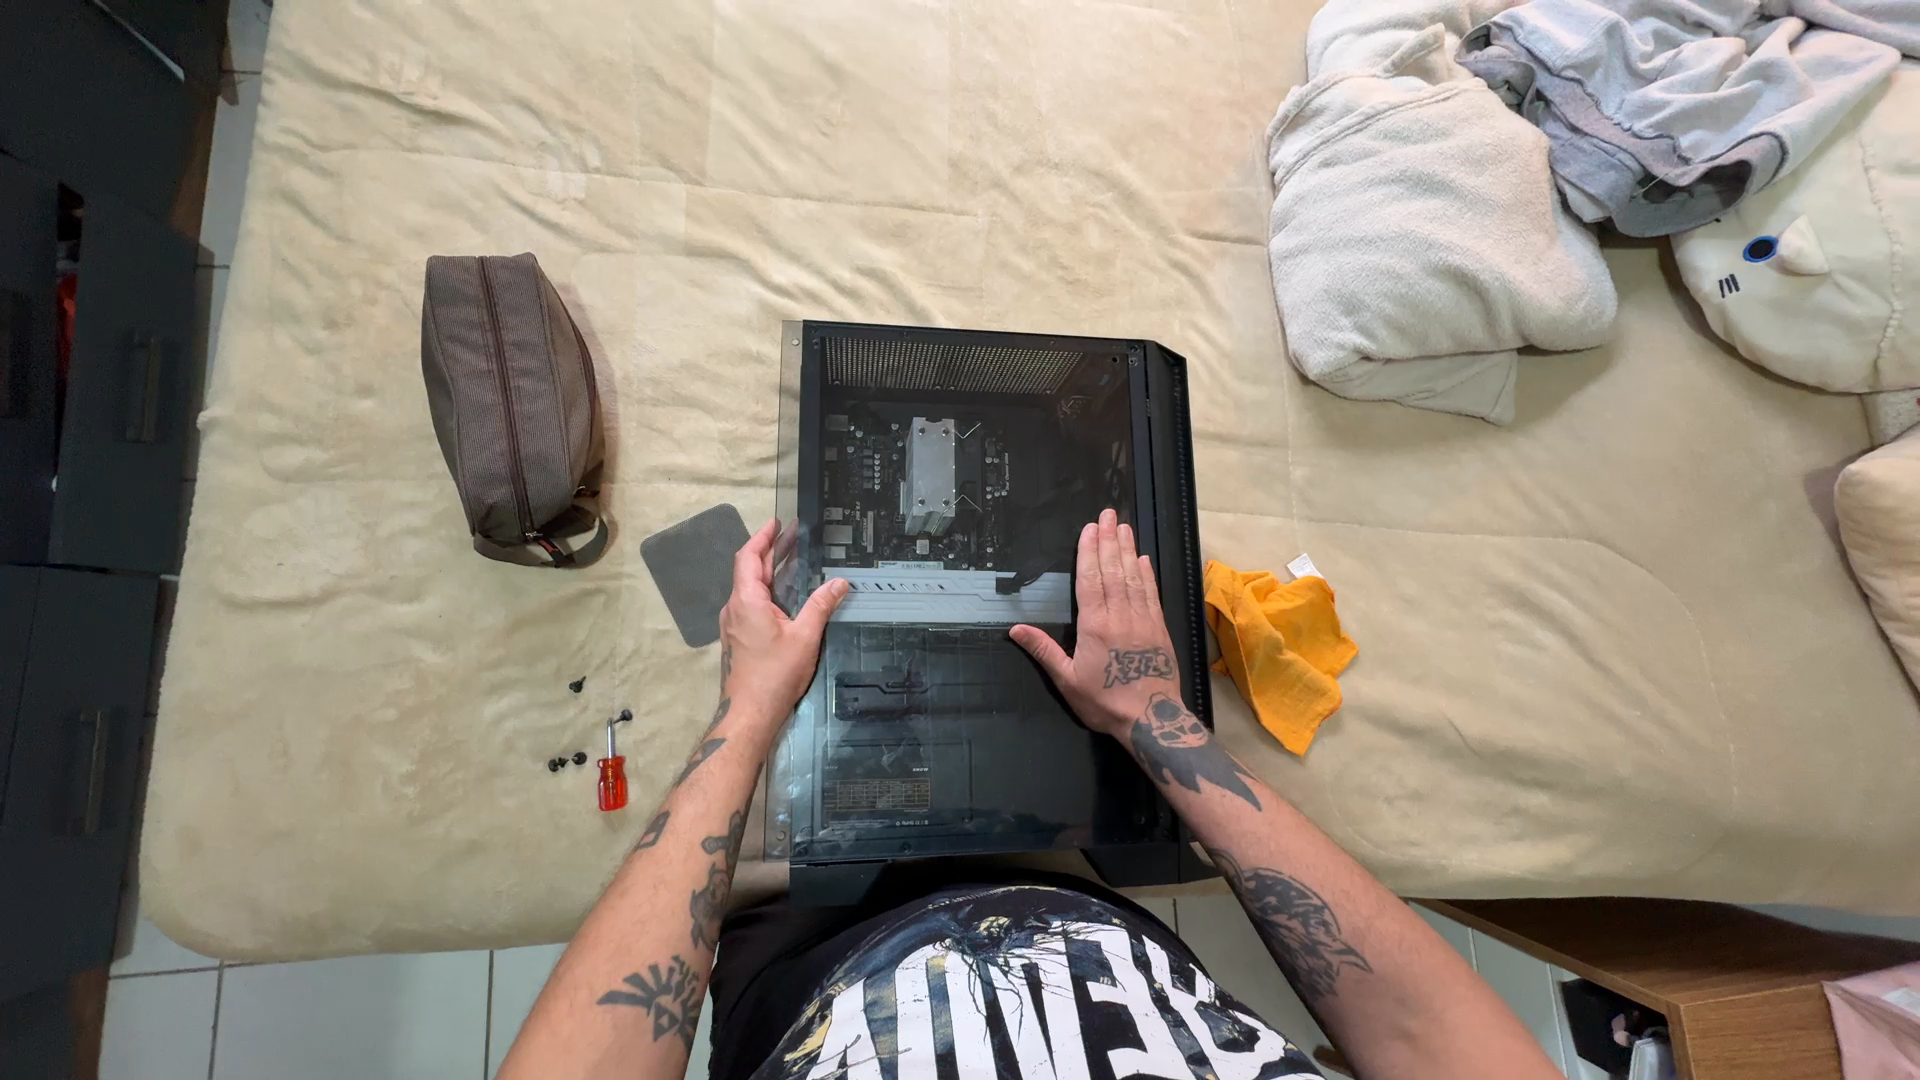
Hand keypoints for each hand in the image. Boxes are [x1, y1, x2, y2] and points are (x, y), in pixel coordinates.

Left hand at [718, 519, 848, 732]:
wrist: (749, 712)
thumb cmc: (774, 674)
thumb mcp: (805, 636)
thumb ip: (821, 605)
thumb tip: (839, 583)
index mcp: (747, 600)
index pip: (749, 557)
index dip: (763, 538)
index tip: (776, 523)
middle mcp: (735, 607)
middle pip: (750, 569)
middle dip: (771, 550)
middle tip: (793, 535)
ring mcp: (735, 623)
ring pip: (750, 587)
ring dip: (770, 571)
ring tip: (793, 559)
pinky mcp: (739, 637)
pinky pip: (752, 603)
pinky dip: (769, 590)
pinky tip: (788, 595)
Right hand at [1010, 508, 1180, 738]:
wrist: (1151, 720)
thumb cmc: (1105, 702)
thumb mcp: (1067, 680)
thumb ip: (1043, 650)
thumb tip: (1016, 629)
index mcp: (1095, 626)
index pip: (1090, 580)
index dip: (1089, 552)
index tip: (1090, 529)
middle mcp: (1120, 616)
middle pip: (1113, 571)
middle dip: (1109, 540)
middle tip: (1109, 514)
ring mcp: (1143, 620)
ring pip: (1134, 577)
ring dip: (1128, 550)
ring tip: (1124, 527)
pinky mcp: (1159, 629)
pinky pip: (1152, 594)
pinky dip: (1147, 574)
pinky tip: (1144, 559)